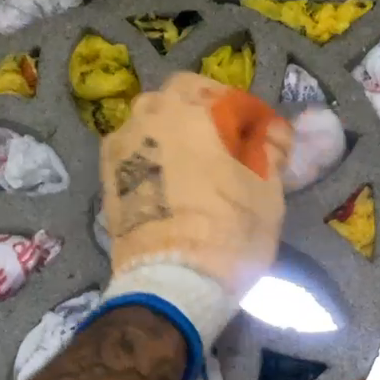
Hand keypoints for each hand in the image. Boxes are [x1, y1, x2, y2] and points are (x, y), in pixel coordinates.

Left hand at [99, 73, 291, 371]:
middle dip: (207, 109)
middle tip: (230, 140)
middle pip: (182, 95)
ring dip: (175, 127)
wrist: (173, 284)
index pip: (230, 97)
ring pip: (151, 118)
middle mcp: (151, 118)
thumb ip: (270, 149)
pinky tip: (171, 177)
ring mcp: (123, 146)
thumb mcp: (268, 190)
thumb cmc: (229, 231)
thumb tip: (272, 132)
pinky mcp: (108, 176)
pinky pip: (134, 147)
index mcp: (194, 112)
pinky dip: (153, 151)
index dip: (254, 116)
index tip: (267, 137)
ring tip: (199, 158)